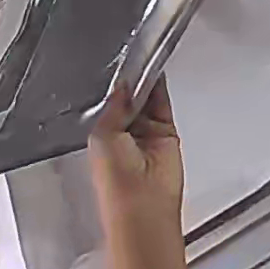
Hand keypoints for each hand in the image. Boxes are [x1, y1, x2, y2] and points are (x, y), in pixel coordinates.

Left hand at [89, 80, 183, 231]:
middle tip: (131, 66)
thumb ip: (115, 107)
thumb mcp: (103, 134)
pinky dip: (160, 90)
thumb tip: (122, 87)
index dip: (116, 90)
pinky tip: (155, 74)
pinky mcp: (166, 134)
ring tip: (143, 65)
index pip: (111, 107)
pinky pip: (163, 106)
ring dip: (146, 84)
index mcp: (104, 138)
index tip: (119, 72)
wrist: (143, 203)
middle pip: (131, 101)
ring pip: (147, 101)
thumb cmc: (115, 181)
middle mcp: (126, 136)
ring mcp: (147, 135)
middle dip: (131, 86)